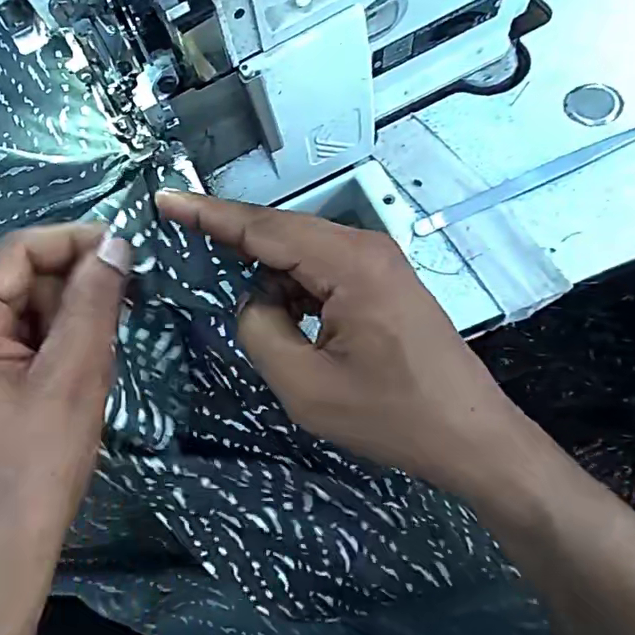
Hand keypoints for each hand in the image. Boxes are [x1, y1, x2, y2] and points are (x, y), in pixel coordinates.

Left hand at [0, 224, 130, 575]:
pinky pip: (9, 342)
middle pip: (15, 279)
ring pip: (17, 311)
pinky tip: (75, 375)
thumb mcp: (74, 377)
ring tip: (99, 357)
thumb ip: (94, 301)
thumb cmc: (34, 468)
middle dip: (72, 288)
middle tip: (123, 315)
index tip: (131, 252)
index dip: (76, 242)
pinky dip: (48, 346)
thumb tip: (114, 242)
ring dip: (65, 321)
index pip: (18, 251)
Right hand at [157, 191, 529, 494]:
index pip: (263, 227)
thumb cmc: (391, 416)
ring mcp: (382, 264)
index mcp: (348, 264)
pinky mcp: (387, 285)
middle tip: (182, 244)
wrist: (471, 435)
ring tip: (233, 293)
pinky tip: (281, 313)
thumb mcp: (306, 386)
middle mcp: (367, 248)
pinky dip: (297, 286)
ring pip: (305, 253)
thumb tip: (255, 300)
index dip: (208, 214)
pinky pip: (327, 272)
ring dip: (268, 271)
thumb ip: (261, 330)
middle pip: (283, 232)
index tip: (163, 199)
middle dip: (233, 240)